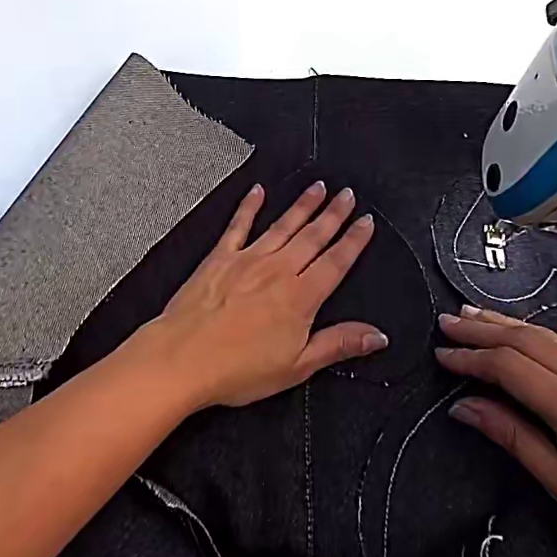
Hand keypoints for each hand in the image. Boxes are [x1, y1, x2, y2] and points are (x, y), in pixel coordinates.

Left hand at [137, 182, 384, 409]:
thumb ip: (339, 345)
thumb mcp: (297, 366)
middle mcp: (278, 271)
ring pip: (284, 225)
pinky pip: (239, 226)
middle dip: (334, 213)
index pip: (336, 261)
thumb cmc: (234, 369)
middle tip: (348, 195)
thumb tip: (376, 336)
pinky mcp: (220, 259)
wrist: (181, 361)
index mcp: (300, 297)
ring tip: (319, 187)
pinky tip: (257, 191)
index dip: (354, 240)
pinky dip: (249, 206)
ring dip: (303, 205)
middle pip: (314, 235)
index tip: (366, 222)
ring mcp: (248, 260)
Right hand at [433, 307, 556, 556]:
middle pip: (530, 340)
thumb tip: (466, 407)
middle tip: (449, 321)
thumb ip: (513, 437)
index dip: (473, 357)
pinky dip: (534, 338)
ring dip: (508, 325)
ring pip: (550, 338)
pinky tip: (517, 336)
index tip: (443, 353)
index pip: (514, 367)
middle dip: (485, 328)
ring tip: (474, 316)